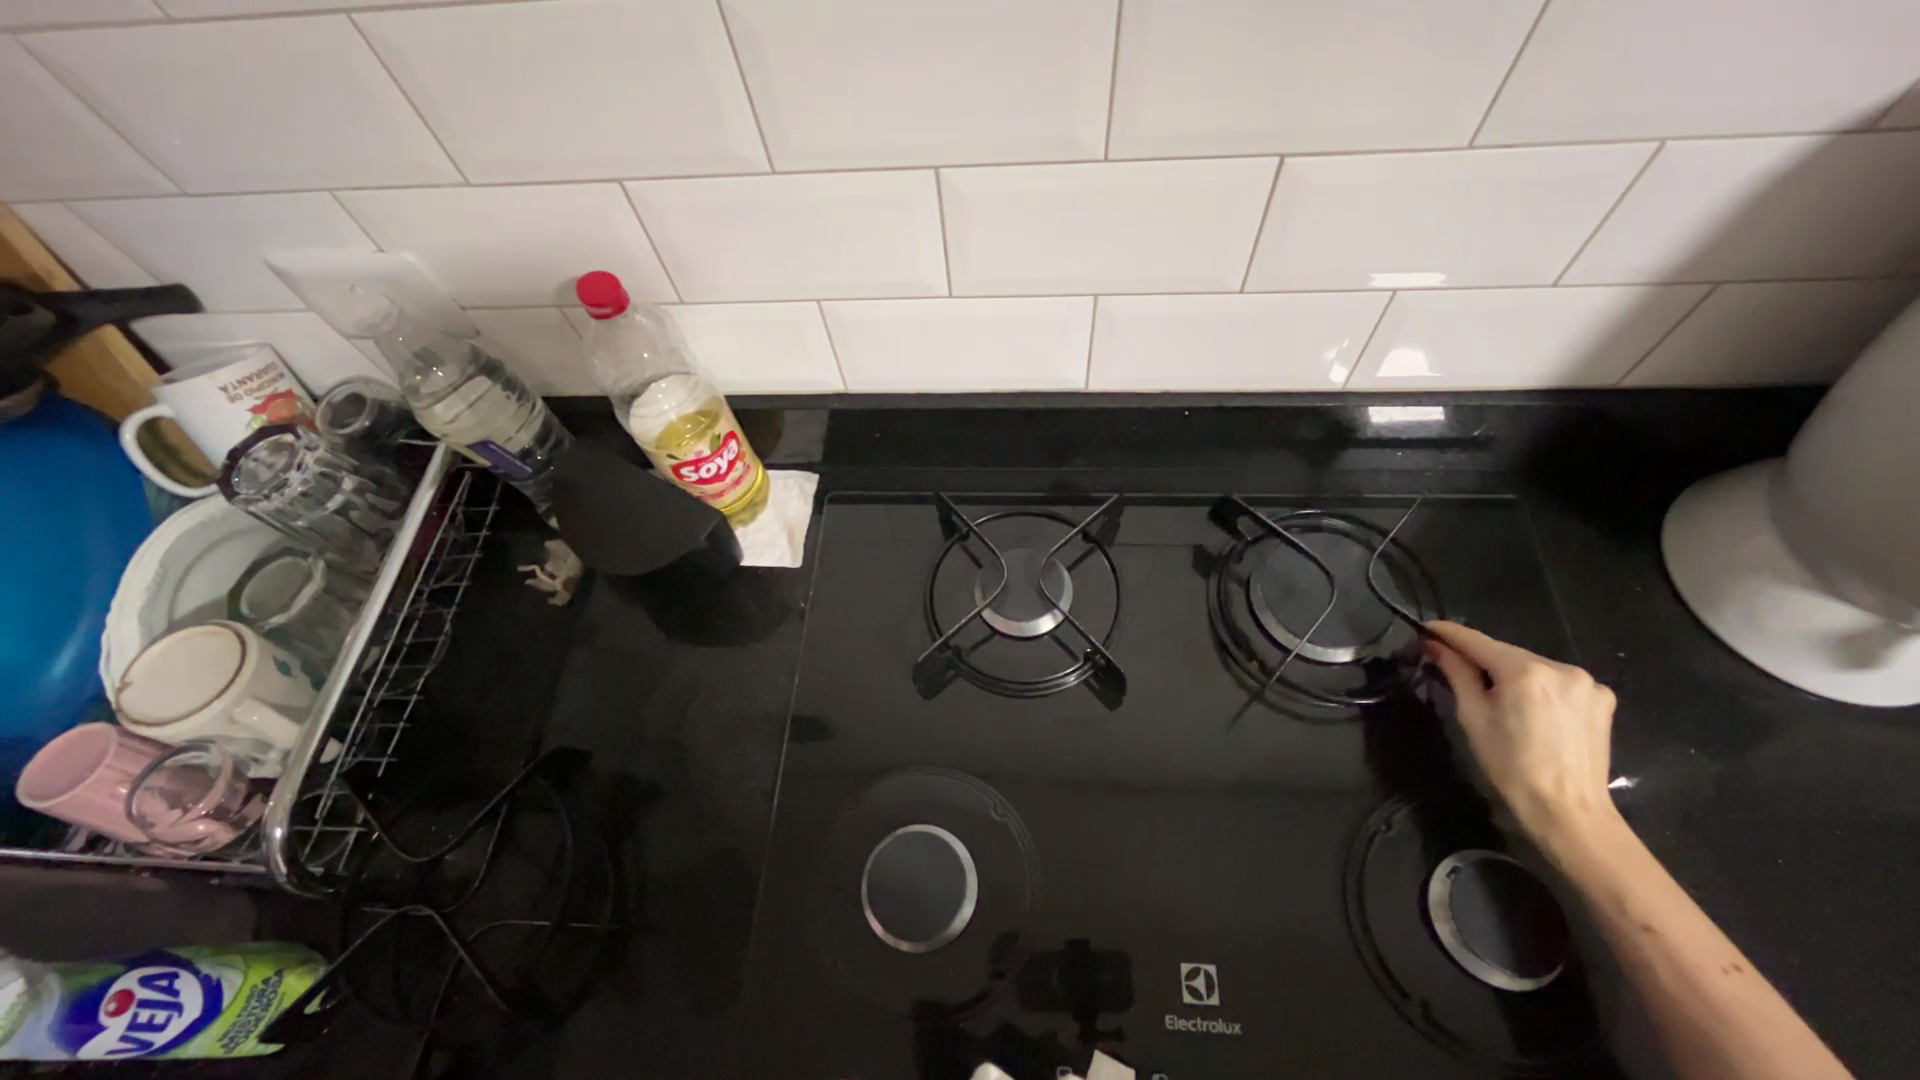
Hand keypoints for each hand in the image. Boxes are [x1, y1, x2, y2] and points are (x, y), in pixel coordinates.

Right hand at [1422, 620, 1620, 848]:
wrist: (1567, 808)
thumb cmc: (1510, 766)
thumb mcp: (1473, 718)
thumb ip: (1457, 674)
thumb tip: (1437, 647)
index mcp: (1525, 672)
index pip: (1479, 642)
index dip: (1451, 634)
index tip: (1428, 627)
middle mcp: (1560, 667)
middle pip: (1509, 655)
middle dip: (1483, 661)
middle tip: (1458, 671)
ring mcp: (1587, 682)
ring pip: (1535, 668)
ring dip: (1514, 675)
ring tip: (1501, 699)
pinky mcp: (1602, 698)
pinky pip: (1559, 682)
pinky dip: (1541, 688)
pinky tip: (1535, 711)